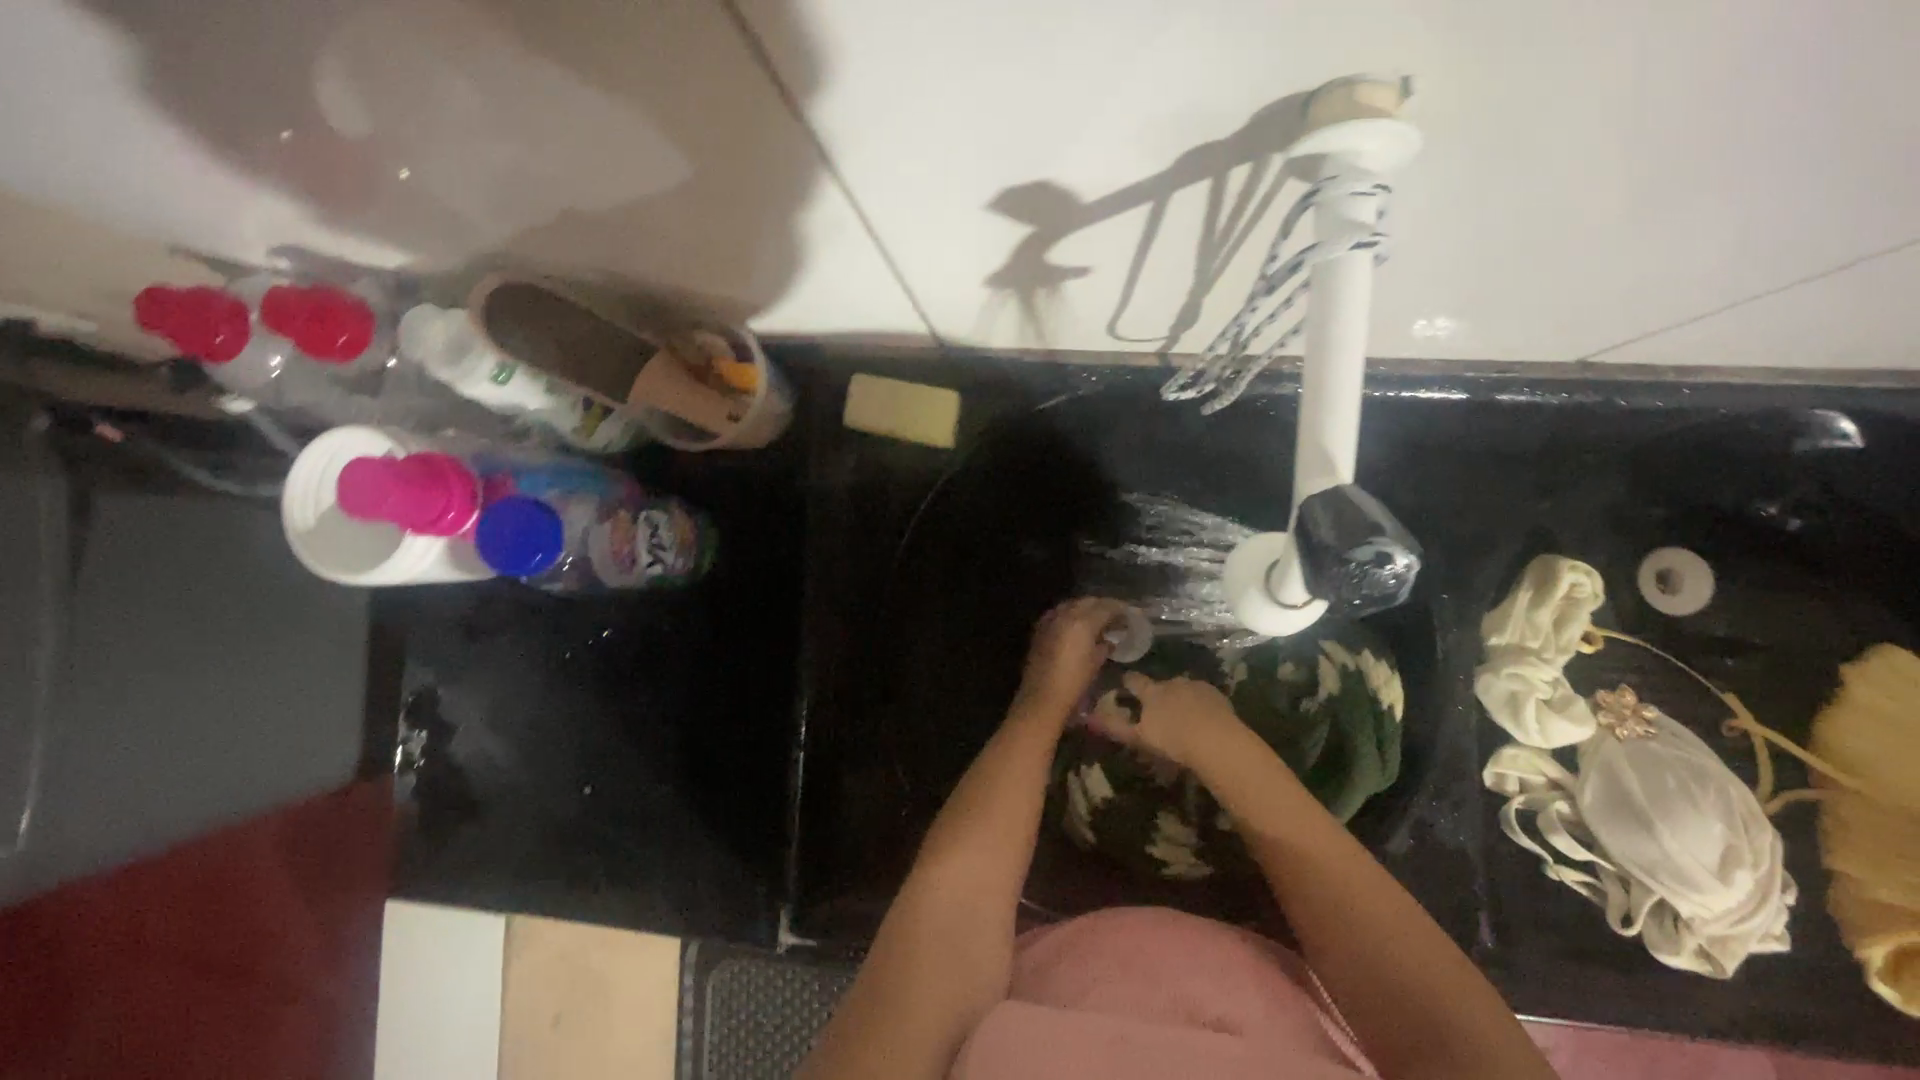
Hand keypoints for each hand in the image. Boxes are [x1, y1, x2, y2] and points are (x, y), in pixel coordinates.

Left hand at [1012, 598, 1130, 720]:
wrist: (1042, 696)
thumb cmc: (1074, 682)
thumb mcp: (1095, 663)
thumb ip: (1105, 646)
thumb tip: (1109, 640)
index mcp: (1083, 622)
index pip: (1106, 607)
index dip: (1120, 609)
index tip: (1128, 614)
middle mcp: (1066, 615)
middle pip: (1089, 601)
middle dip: (1103, 605)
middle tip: (1114, 615)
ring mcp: (1050, 619)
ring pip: (1072, 604)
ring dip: (1085, 607)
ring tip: (1097, 618)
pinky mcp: (1040, 628)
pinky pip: (1058, 613)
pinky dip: (1069, 614)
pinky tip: (1075, 624)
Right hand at [1090, 672, 1245, 770]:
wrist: (1216, 741)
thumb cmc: (1172, 740)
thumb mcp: (1139, 737)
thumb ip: (1114, 727)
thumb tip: (1085, 718)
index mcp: (1152, 692)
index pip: (1135, 681)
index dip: (1129, 682)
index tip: (1125, 683)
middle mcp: (1173, 682)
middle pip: (1162, 684)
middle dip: (1160, 693)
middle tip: (1160, 710)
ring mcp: (1197, 687)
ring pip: (1185, 689)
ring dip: (1182, 698)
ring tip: (1184, 717)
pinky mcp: (1218, 695)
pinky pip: (1204, 697)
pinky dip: (1201, 704)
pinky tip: (1204, 720)